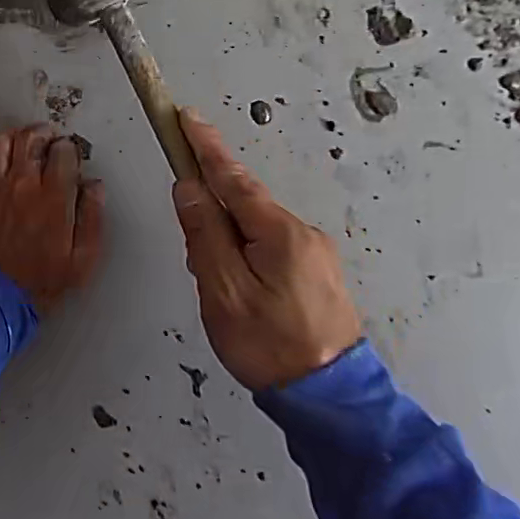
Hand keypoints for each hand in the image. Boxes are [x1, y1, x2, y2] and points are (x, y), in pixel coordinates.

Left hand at [0, 124, 104, 311]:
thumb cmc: (35, 283)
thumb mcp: (81, 261)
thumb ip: (92, 219)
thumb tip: (95, 189)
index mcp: (53, 198)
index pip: (64, 152)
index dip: (69, 148)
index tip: (70, 155)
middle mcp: (23, 185)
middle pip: (32, 138)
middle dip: (44, 133)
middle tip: (49, 139)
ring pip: (3, 141)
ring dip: (16, 135)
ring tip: (23, 141)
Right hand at [171, 107, 363, 389]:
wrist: (332, 401)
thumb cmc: (272, 348)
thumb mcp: (223, 291)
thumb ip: (204, 234)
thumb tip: (188, 188)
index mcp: (279, 232)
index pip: (231, 176)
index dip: (204, 145)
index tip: (186, 116)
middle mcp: (301, 232)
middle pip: (241, 205)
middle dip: (212, 222)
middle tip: (203, 266)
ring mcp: (313, 251)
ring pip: (252, 230)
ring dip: (228, 249)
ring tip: (226, 297)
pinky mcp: (316, 270)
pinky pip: (269, 248)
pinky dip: (246, 260)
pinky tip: (244, 296)